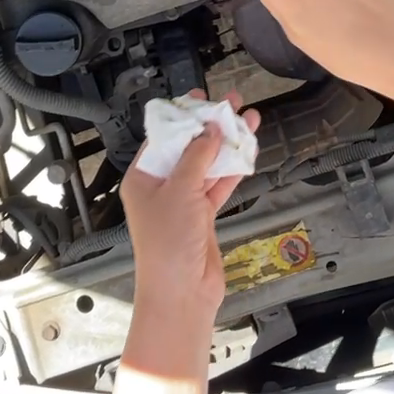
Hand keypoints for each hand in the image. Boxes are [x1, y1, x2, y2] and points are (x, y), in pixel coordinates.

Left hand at [119, 91, 259, 376]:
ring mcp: (184, 200)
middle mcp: (162, 185)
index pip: (163, 136)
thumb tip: (211, 128)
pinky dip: (234, 167)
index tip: (201, 97)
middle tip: (232, 101)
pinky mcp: (203, 214)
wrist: (181, 295)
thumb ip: (197, 156)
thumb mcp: (179, 191)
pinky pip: (220, 183)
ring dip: (228, 143)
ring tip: (249, 118)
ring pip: (208, 163)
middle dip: (211, 125)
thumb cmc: (168, 244)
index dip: (183, 116)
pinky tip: (249, 148)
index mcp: (143, 177)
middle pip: (189, 146)